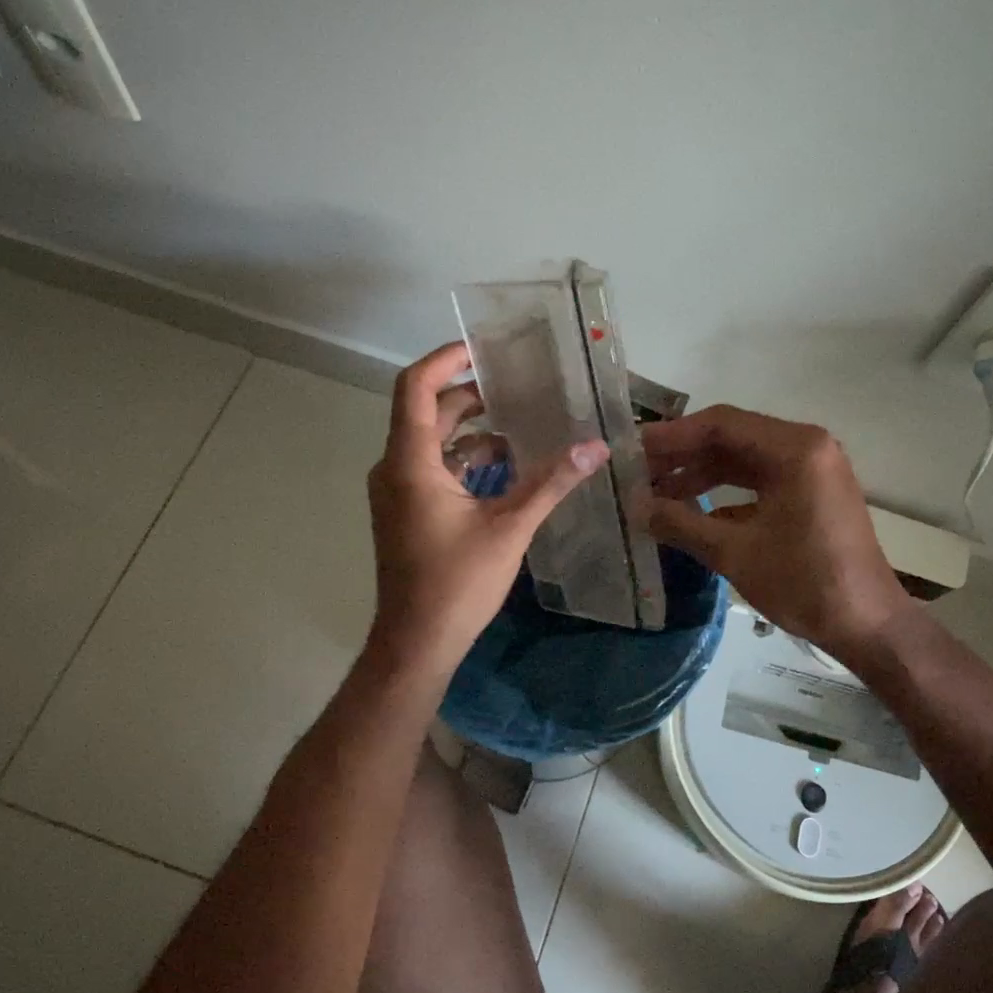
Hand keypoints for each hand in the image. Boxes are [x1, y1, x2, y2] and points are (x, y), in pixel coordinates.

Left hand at [365, 342, 608, 671]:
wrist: (416, 642)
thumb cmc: (457, 584)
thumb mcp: (510, 528)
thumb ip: (551, 483)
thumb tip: (597, 447)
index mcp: (410, 462)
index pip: (416, 386)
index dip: (447, 359)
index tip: (485, 349)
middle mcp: (395, 468)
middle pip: (427, 410)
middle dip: (472, 394)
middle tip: (520, 386)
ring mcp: (397, 492)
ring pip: (432, 441)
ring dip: (473, 430)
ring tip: (523, 424)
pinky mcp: (405, 511)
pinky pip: (432, 468)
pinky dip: (465, 459)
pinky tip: (506, 467)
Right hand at [644, 405, 912, 661]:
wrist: (868, 624)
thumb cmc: (804, 583)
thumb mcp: (734, 553)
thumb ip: (681, 524)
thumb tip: (634, 508)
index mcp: (794, 449)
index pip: (720, 425)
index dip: (671, 437)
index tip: (631, 449)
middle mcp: (806, 447)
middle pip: (731, 438)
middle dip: (682, 455)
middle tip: (636, 472)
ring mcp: (812, 470)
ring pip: (743, 460)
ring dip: (700, 474)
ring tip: (655, 494)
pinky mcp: (812, 494)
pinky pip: (759, 481)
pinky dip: (724, 493)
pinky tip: (690, 513)